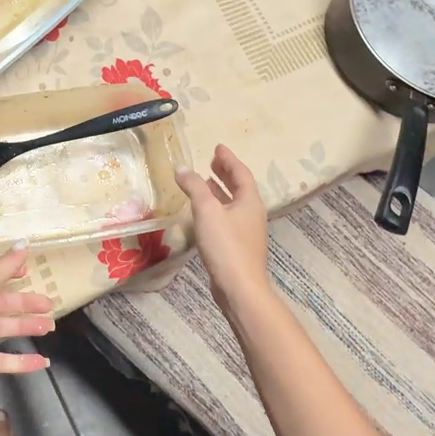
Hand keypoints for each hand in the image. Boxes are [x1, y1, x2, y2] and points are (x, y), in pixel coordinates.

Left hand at [0, 247, 54, 382]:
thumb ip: (7, 264)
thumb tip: (23, 242)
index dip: (9, 269)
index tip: (28, 271)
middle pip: (3, 301)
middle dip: (27, 302)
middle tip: (50, 304)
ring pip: (6, 327)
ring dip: (28, 326)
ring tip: (49, 327)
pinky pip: (4, 359)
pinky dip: (23, 361)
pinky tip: (42, 361)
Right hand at [177, 145, 270, 313]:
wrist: (239, 288)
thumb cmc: (226, 245)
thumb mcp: (207, 210)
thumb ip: (194, 186)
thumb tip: (182, 168)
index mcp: (249, 201)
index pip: (241, 173)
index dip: (228, 159)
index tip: (217, 147)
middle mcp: (251, 213)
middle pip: (240, 187)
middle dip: (226, 173)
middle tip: (212, 161)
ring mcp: (246, 231)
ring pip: (233, 202)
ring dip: (220, 190)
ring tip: (205, 181)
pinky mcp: (238, 246)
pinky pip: (228, 216)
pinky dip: (217, 206)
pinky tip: (204, 211)